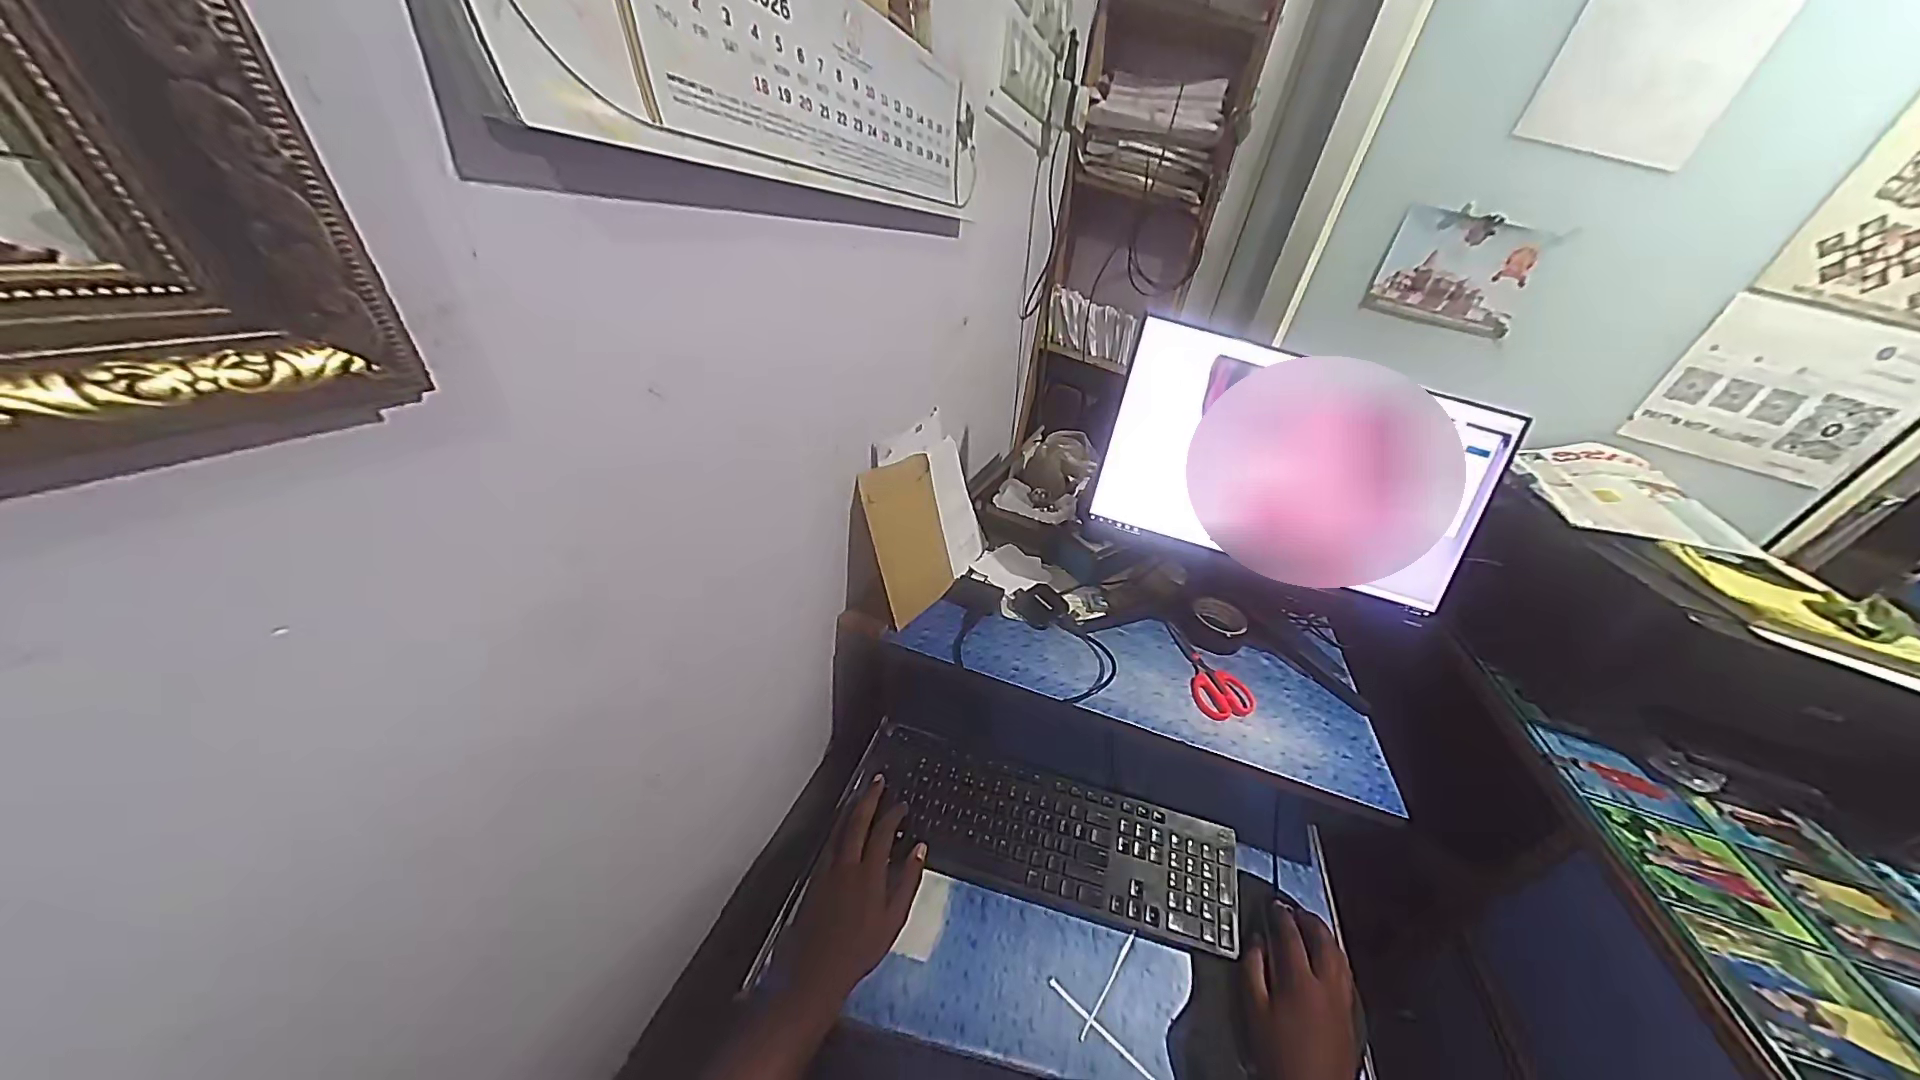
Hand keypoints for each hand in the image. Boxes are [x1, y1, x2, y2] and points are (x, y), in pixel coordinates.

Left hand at [783, 775, 927, 1005]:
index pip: (882, 833)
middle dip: (869, 798)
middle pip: (858, 821)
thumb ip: (908, 880)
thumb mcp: (894, 918)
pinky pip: (829, 841)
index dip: (893, 815)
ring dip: (852, 808)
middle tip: (878, 781)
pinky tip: (842, 825)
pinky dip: (839, 826)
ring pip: (840, 828)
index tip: (901, 805)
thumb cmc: (860, 949)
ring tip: (861, 794)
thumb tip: (920, 850)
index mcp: (869, 874)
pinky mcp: (815, 877)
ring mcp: (827, 869)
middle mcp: (846, 865)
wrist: (817, 970)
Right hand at [1240, 901, 1360, 1079]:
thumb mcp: (1252, 1008)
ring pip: (1339, 955)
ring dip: (1325, 936)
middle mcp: (1327, 985)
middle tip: (1293, 910)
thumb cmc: (1277, 1054)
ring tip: (1311, 928)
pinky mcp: (1353, 1016)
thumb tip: (1256, 943)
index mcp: (1299, 979)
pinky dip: (1335, 956)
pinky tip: (1326, 959)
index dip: (1279, 915)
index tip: (1272, 906)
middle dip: (1307, 920)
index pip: (1290, 934)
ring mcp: (1344, 1000)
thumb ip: (1252, 968)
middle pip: (1322, 939)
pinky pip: (1346, 973)